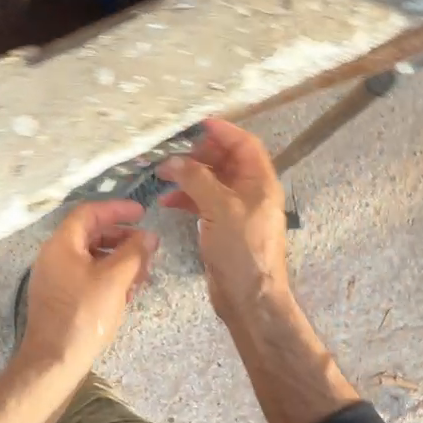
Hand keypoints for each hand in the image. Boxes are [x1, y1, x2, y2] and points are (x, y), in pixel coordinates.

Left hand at [14, 200, 158, 378]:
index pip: (89, 213)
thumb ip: (134, 253)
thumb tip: (149, 236)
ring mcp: (54, 278)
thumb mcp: (115, 279)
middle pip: (90, 234)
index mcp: (61, 244)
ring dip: (117, 260)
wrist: (55, 360)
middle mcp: (53, 256)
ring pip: (90, 257)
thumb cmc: (84, 314)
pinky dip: (107, 277)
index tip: (142, 213)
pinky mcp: (58, 297)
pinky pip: (85, 276)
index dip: (117, 209)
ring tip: (142, 274)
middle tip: (147, 248)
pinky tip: (126, 292)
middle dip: (121, 238)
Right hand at [158, 119, 291, 328]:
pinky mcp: (223, 227)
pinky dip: (186, 199)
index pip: (243, 143)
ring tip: (162, 175)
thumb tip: (172, 161)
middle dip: (197, 154)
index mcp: (260, 181)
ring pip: (211, 182)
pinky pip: (204, 203)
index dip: (221, 130)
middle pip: (224, 161)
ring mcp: (237, 211)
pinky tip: (167, 201)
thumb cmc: (241, 250)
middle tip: (171, 153)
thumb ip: (196, 179)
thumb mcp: (219, 208)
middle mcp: (251, 192)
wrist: (248, 298)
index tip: (193, 125)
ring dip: (188, 176)